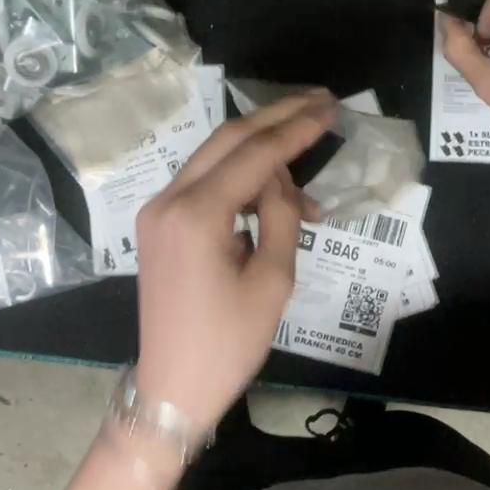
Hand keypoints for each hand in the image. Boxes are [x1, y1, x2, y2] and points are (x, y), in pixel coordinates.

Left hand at [131, 91, 333, 432]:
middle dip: (275, 117)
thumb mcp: (273, 282)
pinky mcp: (159, 228)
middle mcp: (168, 201)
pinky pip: (204, 187)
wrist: (173, 387)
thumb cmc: (229, 344)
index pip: (254, 153)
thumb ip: (282, 217)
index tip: (331, 107)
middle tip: (320, 102)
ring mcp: (157, 213)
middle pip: (226, 139)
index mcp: (196, 215)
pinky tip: (274, 193)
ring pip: (214, 159)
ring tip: (307, 147)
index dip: (296, 128)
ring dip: (260, 151)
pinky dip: (239, 181)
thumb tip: (283, 181)